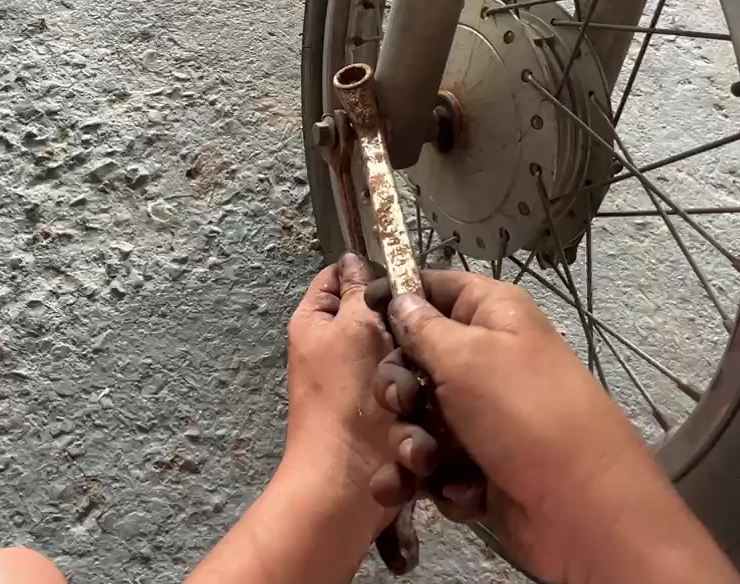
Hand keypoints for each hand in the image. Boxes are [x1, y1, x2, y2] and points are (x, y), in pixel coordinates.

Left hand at [281, 254, 423, 531]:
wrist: (349, 481)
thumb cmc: (347, 397)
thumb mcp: (355, 328)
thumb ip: (358, 289)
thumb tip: (352, 257)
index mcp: (313, 320)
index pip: (339, 276)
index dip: (369, 273)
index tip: (404, 283)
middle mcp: (329, 346)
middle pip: (371, 313)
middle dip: (396, 320)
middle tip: (417, 329)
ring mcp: (352, 379)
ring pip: (392, 348)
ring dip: (408, 357)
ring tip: (420, 369)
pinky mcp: (373, 407)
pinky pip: (399, 382)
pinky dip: (411, 386)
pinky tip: (426, 393)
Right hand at [370, 271, 738, 583]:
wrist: (585, 513)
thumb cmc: (523, 412)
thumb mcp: (466, 356)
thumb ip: (421, 326)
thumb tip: (399, 297)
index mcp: (490, 314)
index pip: (434, 287)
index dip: (398, 297)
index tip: (365, 315)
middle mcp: (485, 357)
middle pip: (416, 358)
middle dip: (399, 387)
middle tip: (401, 404)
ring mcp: (482, 414)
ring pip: (420, 416)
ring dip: (412, 442)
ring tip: (424, 464)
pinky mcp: (480, 464)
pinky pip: (437, 461)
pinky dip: (436, 479)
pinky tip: (450, 491)